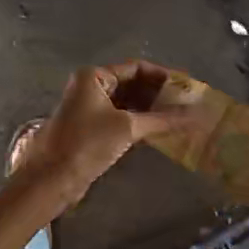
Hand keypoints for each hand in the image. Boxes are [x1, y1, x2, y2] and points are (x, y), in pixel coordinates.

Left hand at [14, 62, 192, 206]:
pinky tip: (161, 130)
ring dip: (151, 109)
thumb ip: (162, 119)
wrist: (51, 180)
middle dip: (158, 93)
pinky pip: (121, 118)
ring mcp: (90, 108)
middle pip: (132, 84)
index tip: (186, 86)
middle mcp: (91, 87)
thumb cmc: (86, 144)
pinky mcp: (91, 129)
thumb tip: (197, 115)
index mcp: (94, 76)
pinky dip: (140, 122)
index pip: (136, 68)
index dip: (162, 76)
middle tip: (187, 103)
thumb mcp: (127, 128)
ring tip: (180, 117)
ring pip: (127, 103)